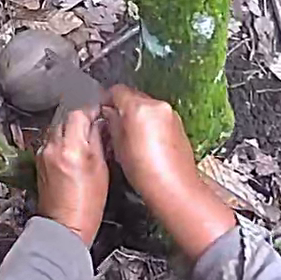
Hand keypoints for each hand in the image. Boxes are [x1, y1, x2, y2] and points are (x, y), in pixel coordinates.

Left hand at [36, 108, 107, 246]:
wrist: (64, 226)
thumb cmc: (86, 206)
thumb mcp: (101, 170)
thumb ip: (99, 142)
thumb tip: (100, 124)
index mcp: (72, 148)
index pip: (79, 115)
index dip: (92, 111)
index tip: (100, 113)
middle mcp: (53, 147)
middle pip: (67, 119)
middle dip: (81, 120)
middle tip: (95, 127)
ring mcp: (44, 153)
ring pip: (58, 128)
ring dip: (71, 130)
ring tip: (85, 142)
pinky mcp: (39, 160)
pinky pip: (51, 141)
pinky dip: (62, 141)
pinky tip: (72, 152)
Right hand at [102, 85, 235, 259]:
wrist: (175, 189)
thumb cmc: (147, 173)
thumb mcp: (118, 146)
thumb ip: (112, 123)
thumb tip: (109, 114)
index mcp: (139, 108)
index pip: (117, 91)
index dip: (106, 99)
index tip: (102, 109)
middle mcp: (157, 106)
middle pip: (133, 97)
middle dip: (122, 107)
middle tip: (113, 124)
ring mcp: (170, 114)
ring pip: (146, 106)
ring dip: (136, 115)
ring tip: (129, 137)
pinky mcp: (178, 124)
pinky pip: (158, 116)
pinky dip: (149, 123)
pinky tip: (144, 142)